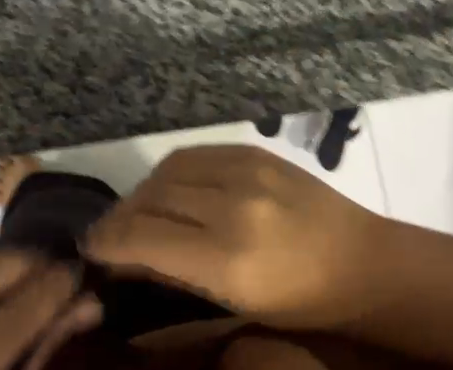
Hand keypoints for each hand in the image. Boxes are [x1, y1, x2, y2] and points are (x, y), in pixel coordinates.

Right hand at [83, 145, 382, 330]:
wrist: (363, 262)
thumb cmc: (301, 302)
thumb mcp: (235, 302)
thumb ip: (175, 278)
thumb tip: (125, 261)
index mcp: (228, 257)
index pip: (143, 237)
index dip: (107, 242)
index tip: (88, 249)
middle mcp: (230, 206)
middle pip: (149, 199)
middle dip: (119, 217)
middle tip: (105, 234)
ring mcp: (242, 171)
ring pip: (165, 171)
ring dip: (141, 192)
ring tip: (134, 212)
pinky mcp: (251, 151)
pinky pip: (191, 154)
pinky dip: (169, 172)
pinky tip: (166, 188)